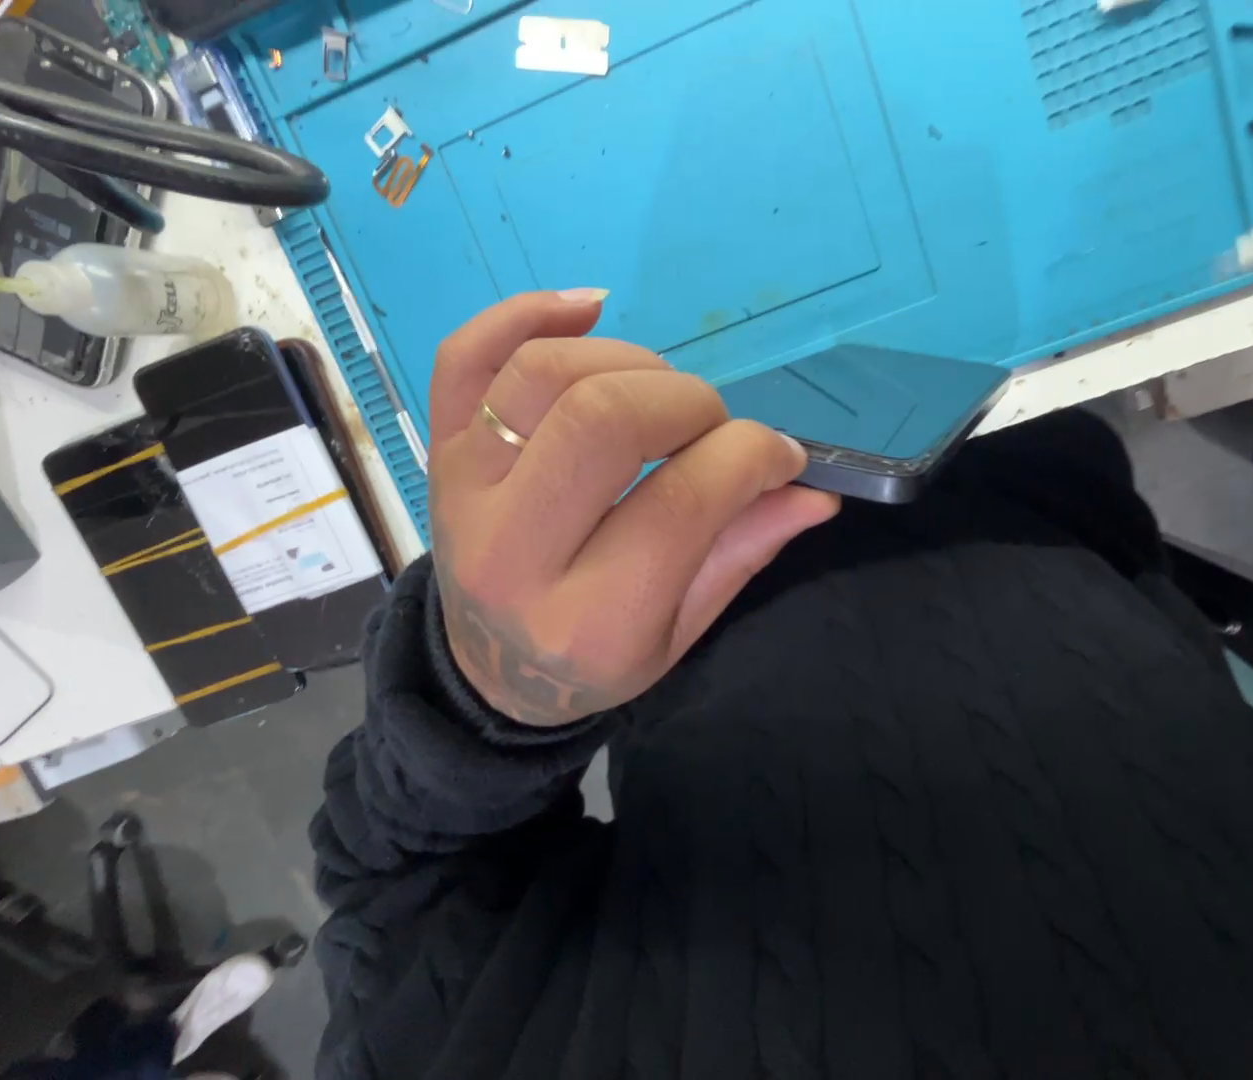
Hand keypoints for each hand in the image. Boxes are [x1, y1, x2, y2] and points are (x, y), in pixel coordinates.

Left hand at [425, 290, 839, 725]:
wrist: (490, 668)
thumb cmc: (595, 657)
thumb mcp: (679, 633)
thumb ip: (742, 554)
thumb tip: (813, 490)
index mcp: (588, 621)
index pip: (682, 502)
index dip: (752, 456)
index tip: (780, 455)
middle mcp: (512, 553)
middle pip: (604, 419)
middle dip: (688, 402)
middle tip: (711, 428)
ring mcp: (463, 493)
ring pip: (543, 372)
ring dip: (628, 361)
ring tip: (660, 394)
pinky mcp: (439, 452)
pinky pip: (466, 353)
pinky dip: (529, 313)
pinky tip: (589, 312)